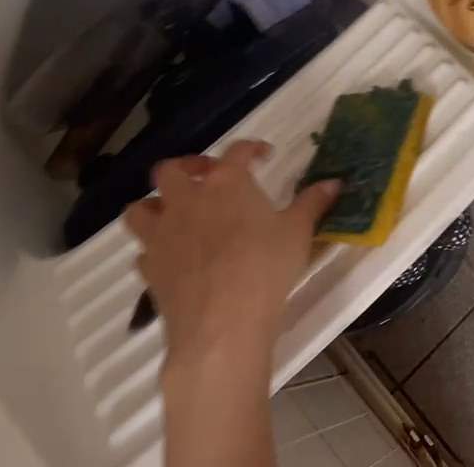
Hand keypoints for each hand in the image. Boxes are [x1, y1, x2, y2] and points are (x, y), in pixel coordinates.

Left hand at [124, 140, 339, 370]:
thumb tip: (333, 182)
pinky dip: (156, 247)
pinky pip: (143, 250)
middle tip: (209, 178)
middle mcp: (187, 201)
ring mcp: (162, 236)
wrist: (220, 325)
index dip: (251, 148)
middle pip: (170, 170)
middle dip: (188, 167)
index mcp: (226, 183)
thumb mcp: (299, 231)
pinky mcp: (150, 269)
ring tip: (179, 213)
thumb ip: (313, 202)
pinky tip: (175, 255)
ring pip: (139, 208)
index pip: (236, 150)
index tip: (264, 155)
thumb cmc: (265, 267)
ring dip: (156, 205)